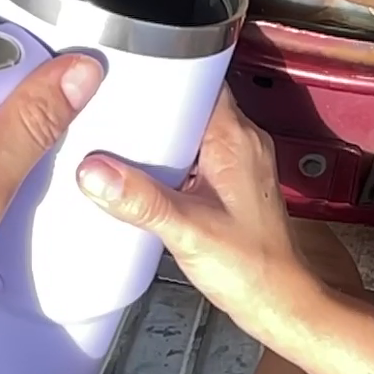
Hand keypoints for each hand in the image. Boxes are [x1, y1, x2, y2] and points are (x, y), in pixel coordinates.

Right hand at [75, 88, 322, 338]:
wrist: (279, 303)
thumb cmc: (253, 269)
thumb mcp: (187, 231)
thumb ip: (141, 200)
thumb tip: (94, 172)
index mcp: (236, 140)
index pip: (199, 77)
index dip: (162, 70)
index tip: (125, 74)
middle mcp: (243, 144)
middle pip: (190, 103)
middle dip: (152, 107)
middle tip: (111, 114)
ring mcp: (240, 166)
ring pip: (192, 132)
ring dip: (160, 138)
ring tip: (120, 145)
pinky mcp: (233, 188)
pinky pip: (197, 158)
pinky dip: (171, 163)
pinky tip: (147, 179)